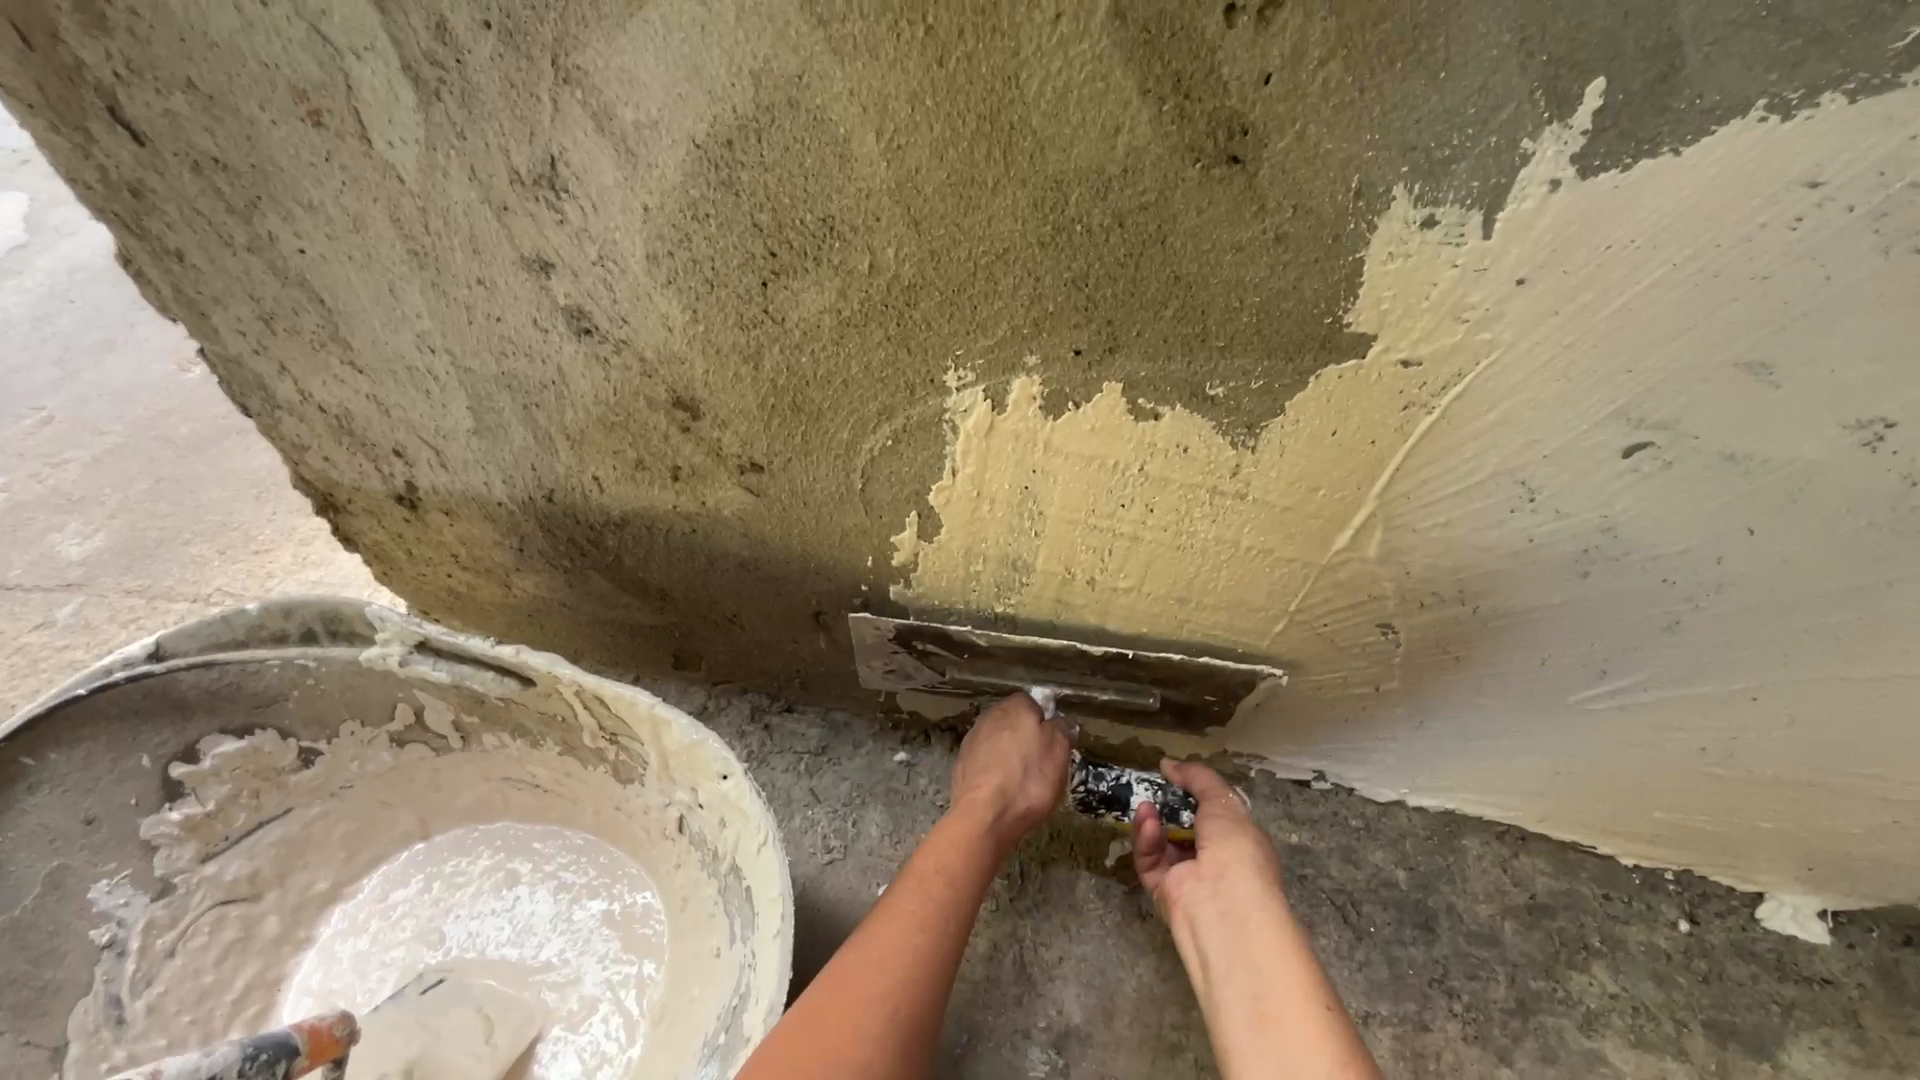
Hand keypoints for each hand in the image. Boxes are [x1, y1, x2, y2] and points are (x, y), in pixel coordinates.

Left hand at [948, 693, 1072, 846]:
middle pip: (1013, 723)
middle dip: (1025, 739)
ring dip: (1009, 756)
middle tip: (1041, 764)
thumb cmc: (1029, 779)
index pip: (1032, 703)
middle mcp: (989, 717)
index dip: (1045, 722)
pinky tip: (1003, 791)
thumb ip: (1061, 728)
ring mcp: (971, 740)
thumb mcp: (1059, 751)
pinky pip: (985, 762)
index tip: (1054, 744)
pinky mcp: (961, 765)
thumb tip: (1060, 721)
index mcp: (1014, 707)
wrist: (984, 815)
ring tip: (1022, 782)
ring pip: (998, 743)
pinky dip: (994, 772)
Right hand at [1132, 759, 1286, 928]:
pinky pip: (1150, 860)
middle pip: (1184, 827)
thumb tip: (1168, 764)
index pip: (1214, 813)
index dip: (1195, 793)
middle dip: (1167, 806)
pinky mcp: (1164, 890)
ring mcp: (1188, 876)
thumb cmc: (1236, 847)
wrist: (1225, 902)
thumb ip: (1197, 778)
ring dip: (1153, 820)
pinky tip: (1146, 822)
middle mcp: (1215, 860)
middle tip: (1152, 787)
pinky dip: (1146, 840)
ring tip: (1146, 805)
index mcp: (1239, 841)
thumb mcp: (1223, 801)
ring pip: (1163, 843)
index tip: (1173, 775)